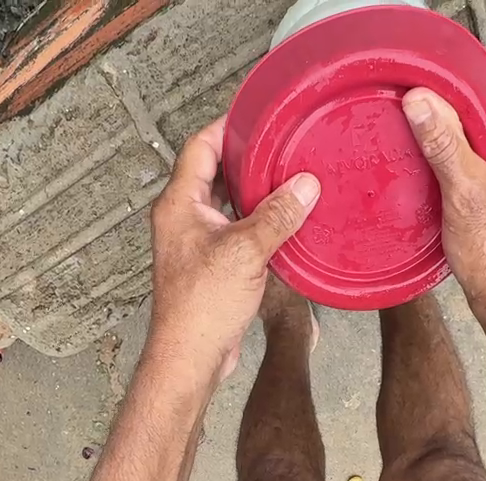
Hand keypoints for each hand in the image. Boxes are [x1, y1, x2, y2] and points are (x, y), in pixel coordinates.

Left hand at [146, 118, 319, 382]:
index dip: (227, 127)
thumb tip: (305, 186)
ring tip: (289, 185)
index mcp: (180, 204)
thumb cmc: (202, 306)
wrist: (190, 357)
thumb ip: (276, 216)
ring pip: (228, 208)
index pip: (200, 147)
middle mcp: (184, 220)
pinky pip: (236, 236)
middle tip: (283, 150)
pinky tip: (283, 229)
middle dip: (249, 163)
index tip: (257, 118)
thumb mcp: (245, 251)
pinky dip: (257, 228)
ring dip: (256, 199)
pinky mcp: (211, 270)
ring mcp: (196, 246)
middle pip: (216, 175)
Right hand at [403, 72, 485, 326]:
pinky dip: (480, 165)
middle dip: (475, 118)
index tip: (454, 105)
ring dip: (475, 144)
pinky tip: (460, 183)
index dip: (485, 88)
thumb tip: (422, 101)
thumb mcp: (462, 191)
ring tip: (453, 164)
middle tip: (448, 138)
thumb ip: (444, 140)